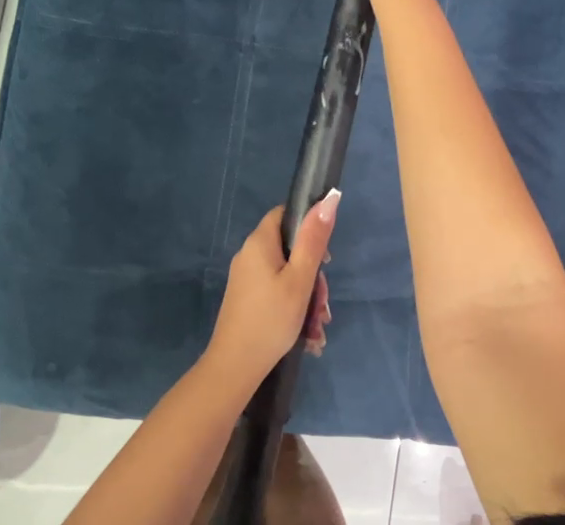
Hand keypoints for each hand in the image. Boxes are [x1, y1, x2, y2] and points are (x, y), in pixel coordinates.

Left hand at [206, 191, 340, 377]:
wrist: (235, 368)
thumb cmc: (271, 319)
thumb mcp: (300, 279)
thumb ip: (314, 239)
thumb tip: (330, 197)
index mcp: (259, 243)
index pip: (286, 215)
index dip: (309, 228)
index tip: (325, 257)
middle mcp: (250, 256)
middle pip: (290, 251)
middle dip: (314, 277)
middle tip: (323, 305)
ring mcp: (247, 280)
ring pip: (287, 277)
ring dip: (308, 300)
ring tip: (317, 329)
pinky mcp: (247, 300)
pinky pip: (277, 294)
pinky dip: (294, 310)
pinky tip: (307, 337)